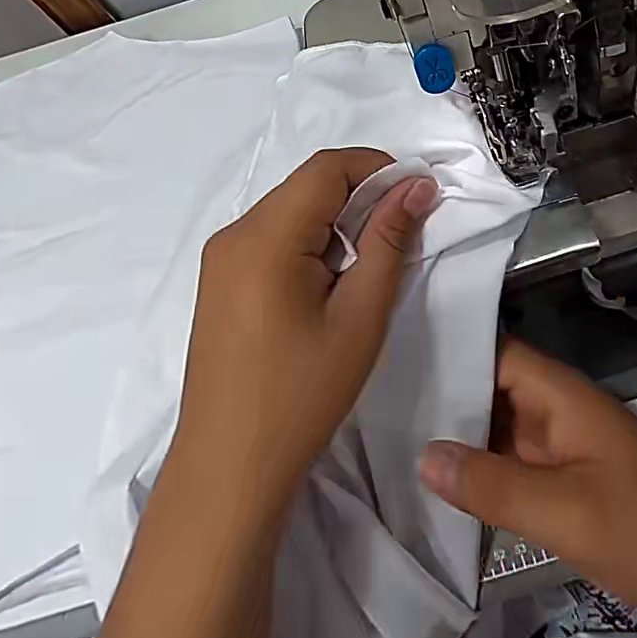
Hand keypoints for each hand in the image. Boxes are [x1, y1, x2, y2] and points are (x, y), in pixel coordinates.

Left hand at [172, 147, 439, 501]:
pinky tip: (330, 281)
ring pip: (291, 209)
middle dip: (360, 194)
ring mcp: (220, 257)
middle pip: (306, 186)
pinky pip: (272, 236)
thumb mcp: (359, 317)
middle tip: (401, 232)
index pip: (326, 168)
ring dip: (336, 219)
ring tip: (367, 263)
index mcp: (264, 237)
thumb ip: (388, 241)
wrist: (228, 469)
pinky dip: (310, 240)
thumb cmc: (301, 396)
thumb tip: (416, 187)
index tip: (417, 195)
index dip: (377, 168)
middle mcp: (234, 234)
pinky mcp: (219, 279)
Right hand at [417, 338, 636, 621]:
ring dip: (457, 431)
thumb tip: (425, 457)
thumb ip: (494, 486)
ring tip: (394, 433)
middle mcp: (554, 406)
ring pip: (496, 421)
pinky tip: (440, 476)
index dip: (448, 350)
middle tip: (382, 401)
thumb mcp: (566, 512)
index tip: (397, 357)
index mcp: (558, 393)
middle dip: (442, 393)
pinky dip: (478, 462)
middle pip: (489, 384)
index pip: (492, 350)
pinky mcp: (561, 470)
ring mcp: (558, 439)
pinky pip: (509, 455)